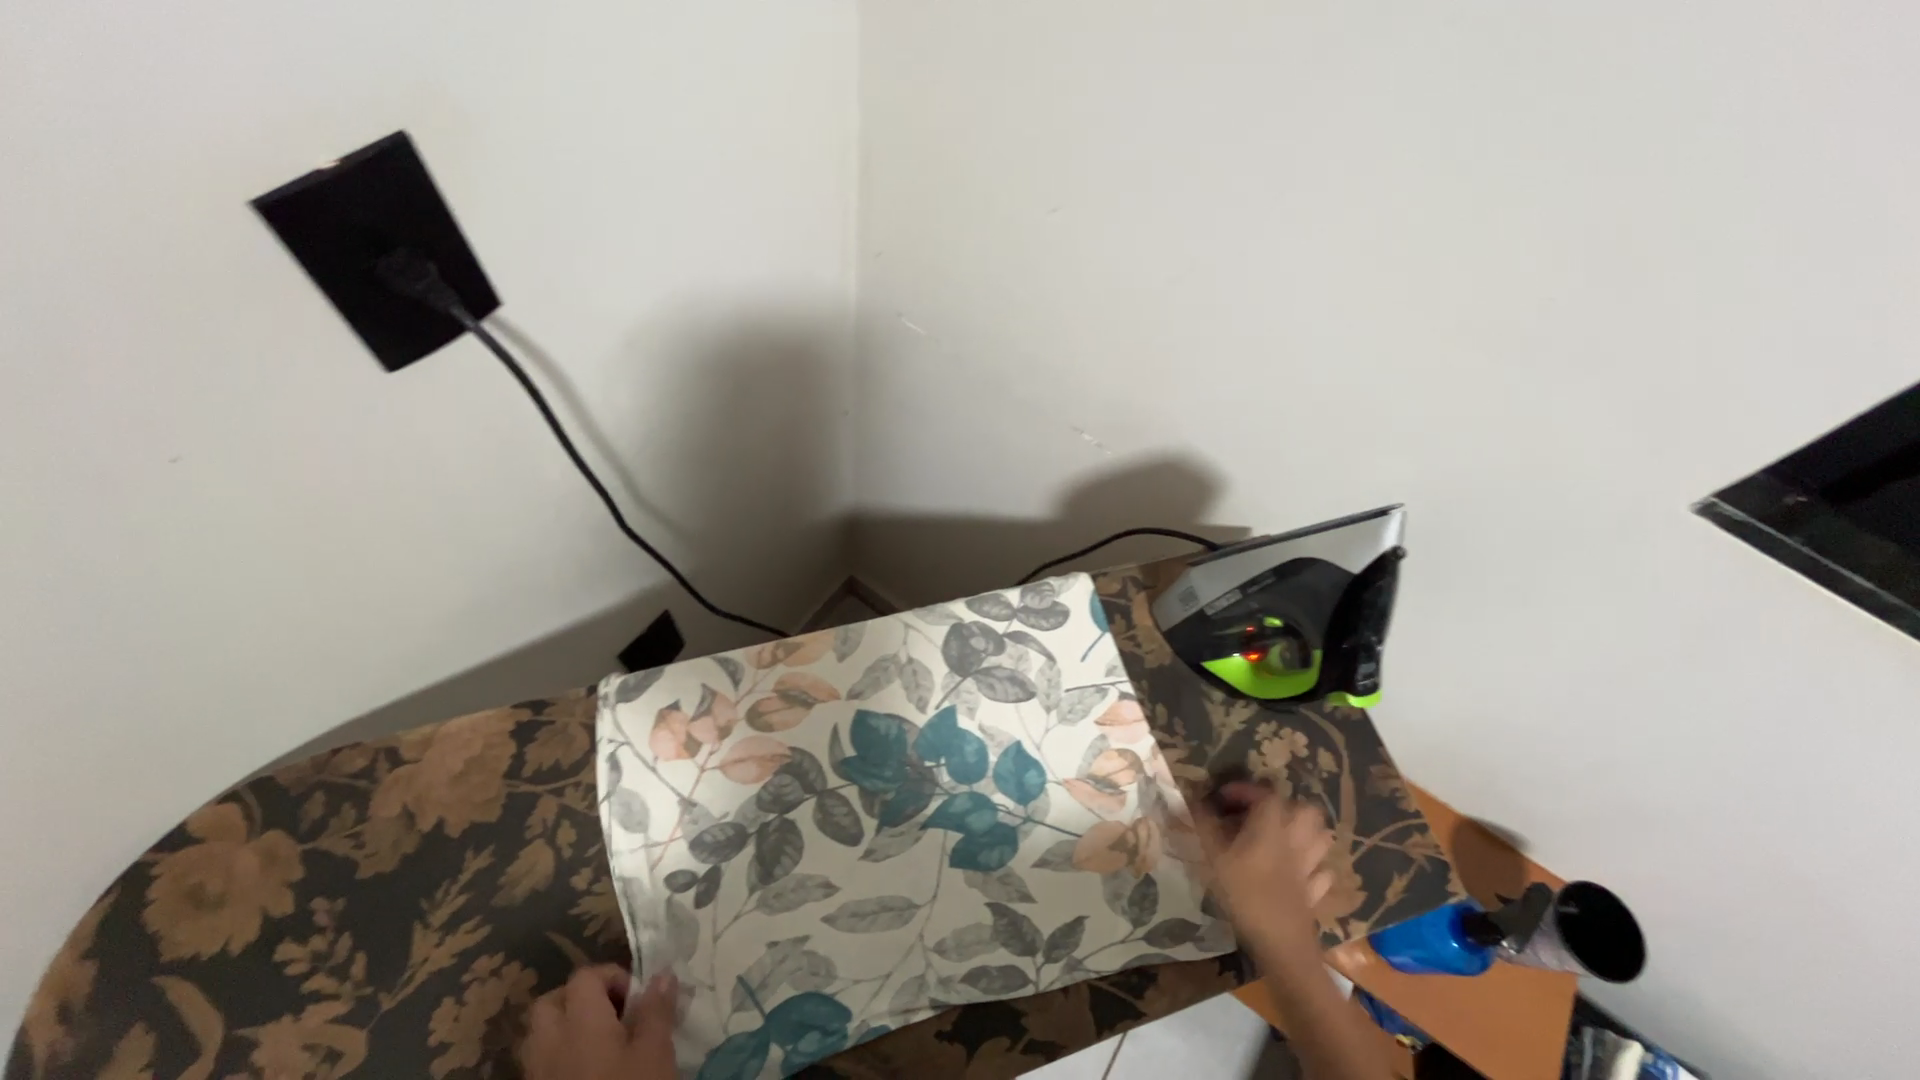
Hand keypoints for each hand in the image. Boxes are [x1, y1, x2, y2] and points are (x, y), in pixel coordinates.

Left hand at [520, 965, 678, 1079]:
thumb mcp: (656, 1053)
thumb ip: (656, 1010)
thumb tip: (662, 975)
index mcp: (581, 1022)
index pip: (585, 976)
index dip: (612, 976)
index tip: (637, 998)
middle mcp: (550, 1043)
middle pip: (550, 1002)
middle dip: (579, 999)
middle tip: (612, 1015)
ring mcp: (536, 1074)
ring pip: (539, 1035)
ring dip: (564, 1028)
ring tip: (597, 1044)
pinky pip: (539, 1064)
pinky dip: (558, 1057)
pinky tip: (584, 1072)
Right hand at [1195, 782, 1335, 961]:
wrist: (1281, 943)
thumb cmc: (1244, 895)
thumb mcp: (1214, 858)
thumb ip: (1204, 826)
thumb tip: (1191, 800)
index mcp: (1271, 827)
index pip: (1264, 793)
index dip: (1244, 790)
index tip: (1223, 798)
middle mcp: (1296, 840)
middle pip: (1304, 809)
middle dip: (1285, 806)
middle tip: (1260, 815)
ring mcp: (1310, 866)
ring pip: (1321, 836)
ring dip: (1305, 830)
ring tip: (1283, 836)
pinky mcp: (1316, 890)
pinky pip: (1321, 870)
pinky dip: (1313, 866)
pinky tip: (1299, 871)